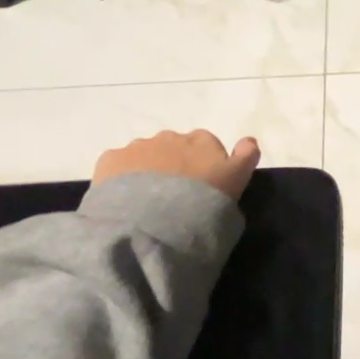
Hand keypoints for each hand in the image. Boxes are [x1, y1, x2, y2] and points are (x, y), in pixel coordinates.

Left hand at [91, 130, 261, 200]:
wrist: (153, 222)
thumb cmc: (203, 201)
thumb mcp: (236, 181)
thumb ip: (245, 157)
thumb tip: (249, 140)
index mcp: (203, 140)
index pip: (207, 145)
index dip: (206, 165)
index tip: (203, 187)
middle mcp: (172, 136)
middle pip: (175, 147)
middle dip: (174, 164)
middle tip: (174, 195)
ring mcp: (139, 146)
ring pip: (146, 155)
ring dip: (148, 170)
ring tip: (147, 202)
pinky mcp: (111, 160)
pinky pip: (118, 164)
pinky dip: (121, 177)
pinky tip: (124, 199)